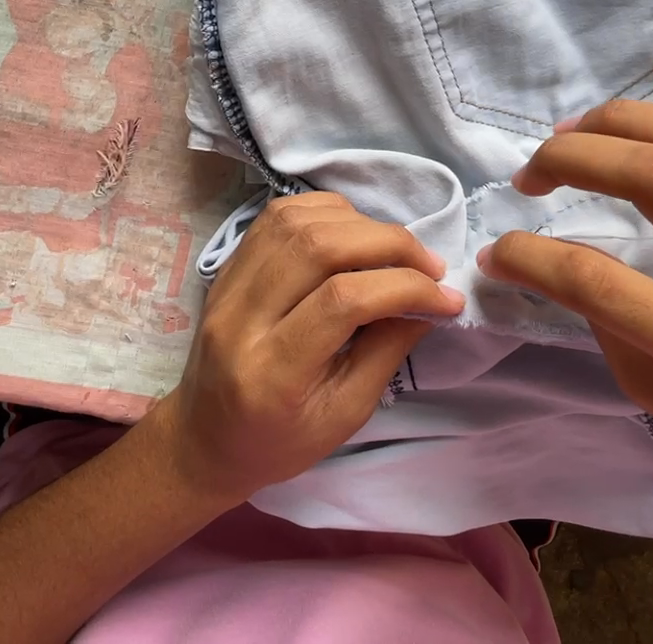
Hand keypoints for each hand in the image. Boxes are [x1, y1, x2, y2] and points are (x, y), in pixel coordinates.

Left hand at [146, 192, 463, 507]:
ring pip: (294, 222)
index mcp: (271, 370)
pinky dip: (322, 212)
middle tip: (429, 265)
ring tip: (394, 249)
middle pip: (317, 247)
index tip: (447, 297)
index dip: (404, 287)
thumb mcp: (344, 414)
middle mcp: (241, 316)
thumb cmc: (280, 441)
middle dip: (387, 244)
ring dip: (357, 222)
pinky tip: (352, 231)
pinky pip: (274, 217)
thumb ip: (386, 351)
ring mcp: (226, 284)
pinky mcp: (225, 266)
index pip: (341, 301)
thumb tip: (429, 299)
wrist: (205, 436)